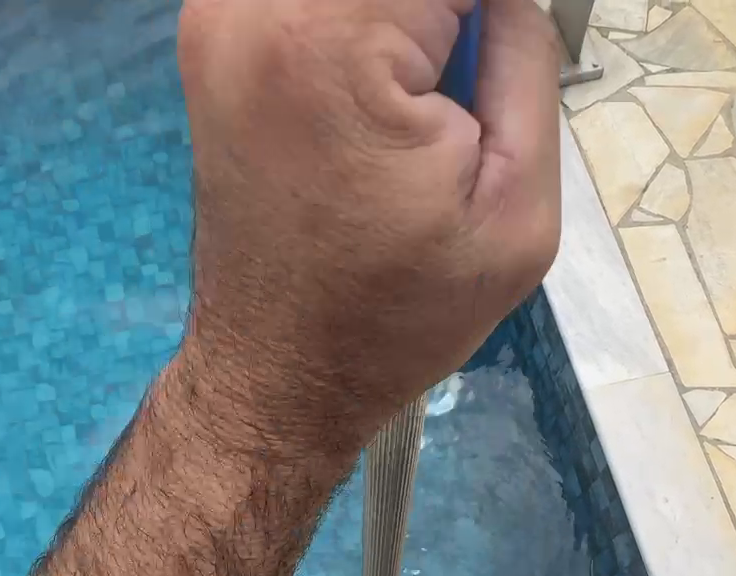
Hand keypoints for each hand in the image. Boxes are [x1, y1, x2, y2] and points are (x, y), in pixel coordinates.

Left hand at [172, 0, 560, 454]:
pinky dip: (355, 26)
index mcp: (327, 42)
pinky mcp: (208, 44)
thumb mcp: (515, 212)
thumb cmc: (392, 323)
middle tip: (456, 87)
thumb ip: (526, 53)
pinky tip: (375, 90)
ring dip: (402, 25)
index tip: (496, 56)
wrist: (278, 378)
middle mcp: (248, 8)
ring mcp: (214, 20)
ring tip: (424, 92)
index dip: (490, 11)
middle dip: (444, 17)